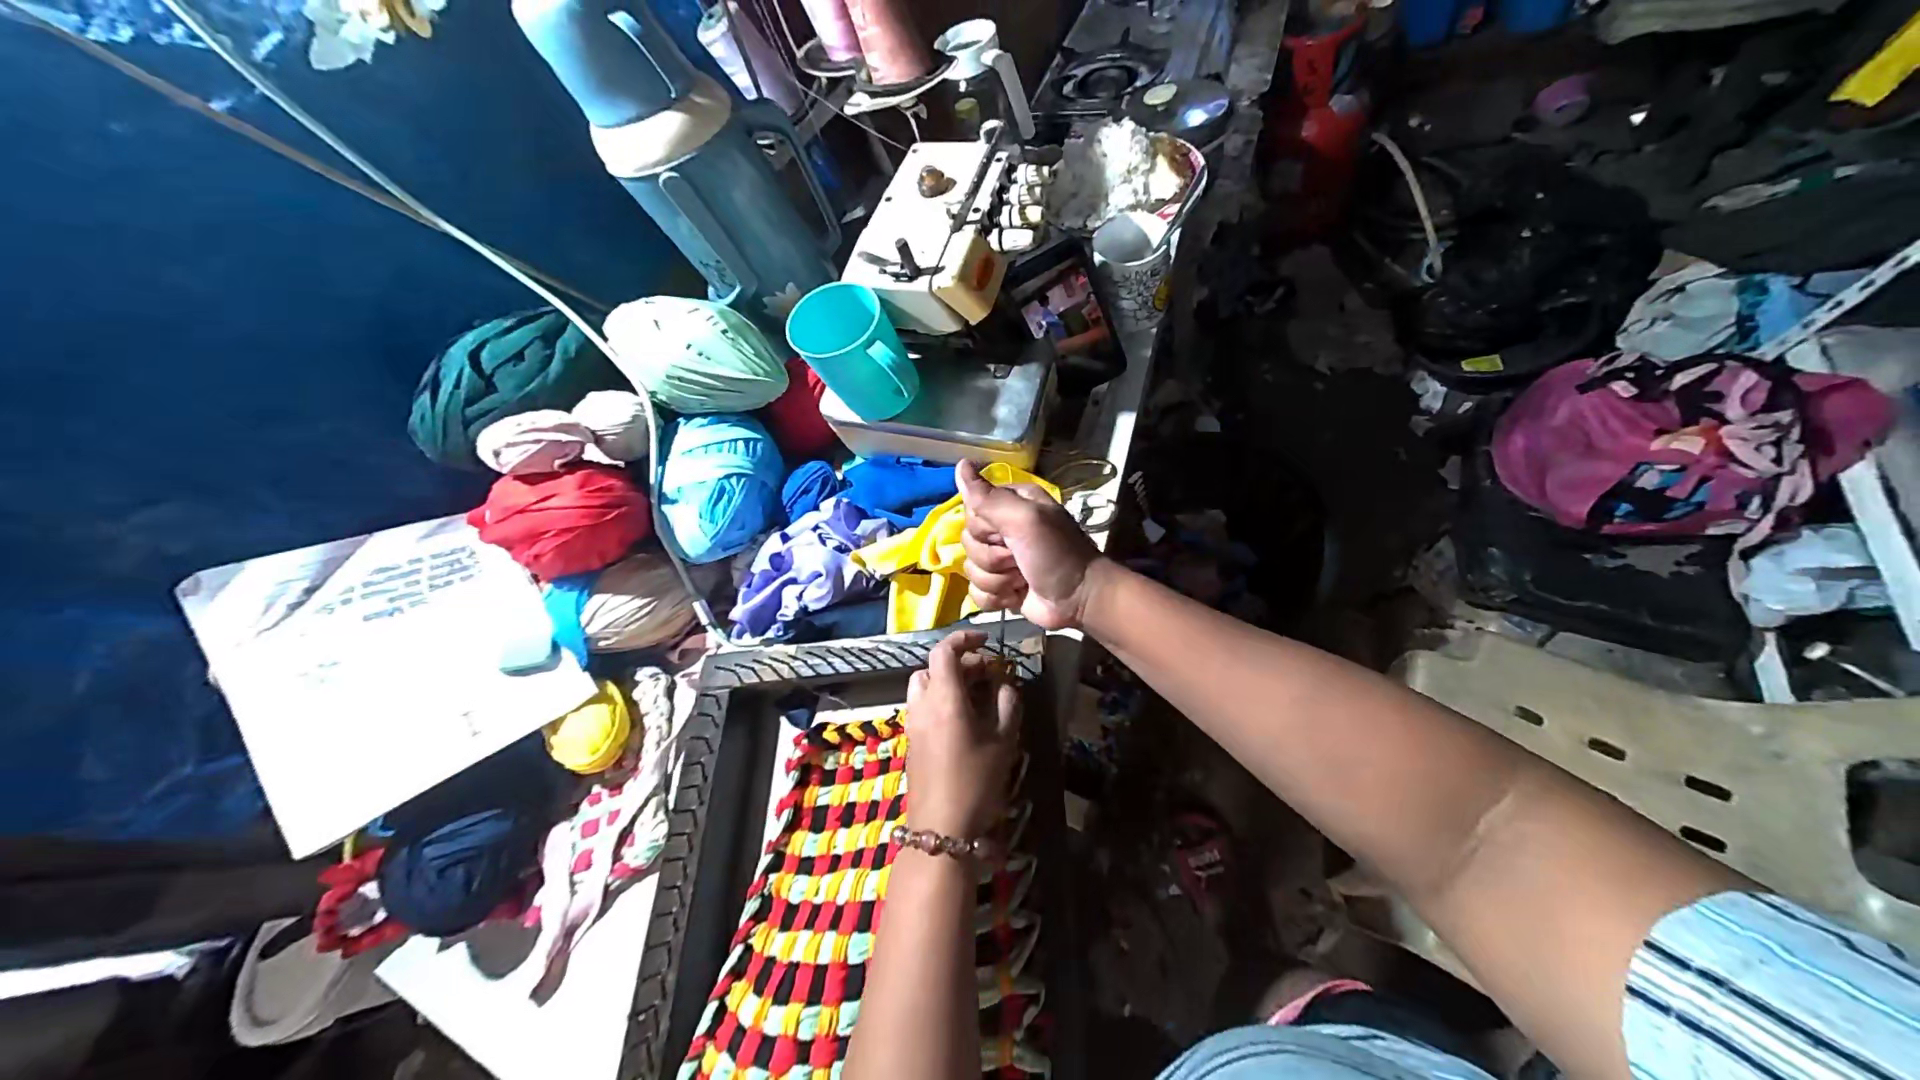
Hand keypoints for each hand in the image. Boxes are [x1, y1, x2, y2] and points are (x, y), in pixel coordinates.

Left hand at [904, 631, 1020, 838]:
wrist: (941, 828)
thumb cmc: (976, 782)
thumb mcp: (1004, 742)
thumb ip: (1007, 705)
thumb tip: (1005, 684)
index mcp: (944, 698)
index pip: (944, 651)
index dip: (964, 638)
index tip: (986, 640)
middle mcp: (922, 704)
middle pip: (933, 666)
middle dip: (961, 663)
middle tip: (989, 674)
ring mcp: (912, 723)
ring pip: (924, 685)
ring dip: (947, 680)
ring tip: (975, 695)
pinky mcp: (910, 739)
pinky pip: (922, 705)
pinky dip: (940, 699)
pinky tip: (963, 719)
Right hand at [956, 460, 1103, 630]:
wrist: (1079, 598)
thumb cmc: (1057, 553)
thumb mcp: (1025, 519)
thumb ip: (988, 497)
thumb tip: (960, 464)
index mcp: (1010, 505)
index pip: (971, 511)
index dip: (984, 529)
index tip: (1006, 535)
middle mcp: (1003, 529)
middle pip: (968, 543)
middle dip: (992, 558)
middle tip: (1019, 559)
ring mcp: (1000, 561)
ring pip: (970, 570)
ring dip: (997, 581)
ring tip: (1022, 580)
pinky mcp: (1000, 588)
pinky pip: (976, 593)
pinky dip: (996, 599)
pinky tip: (1016, 596)